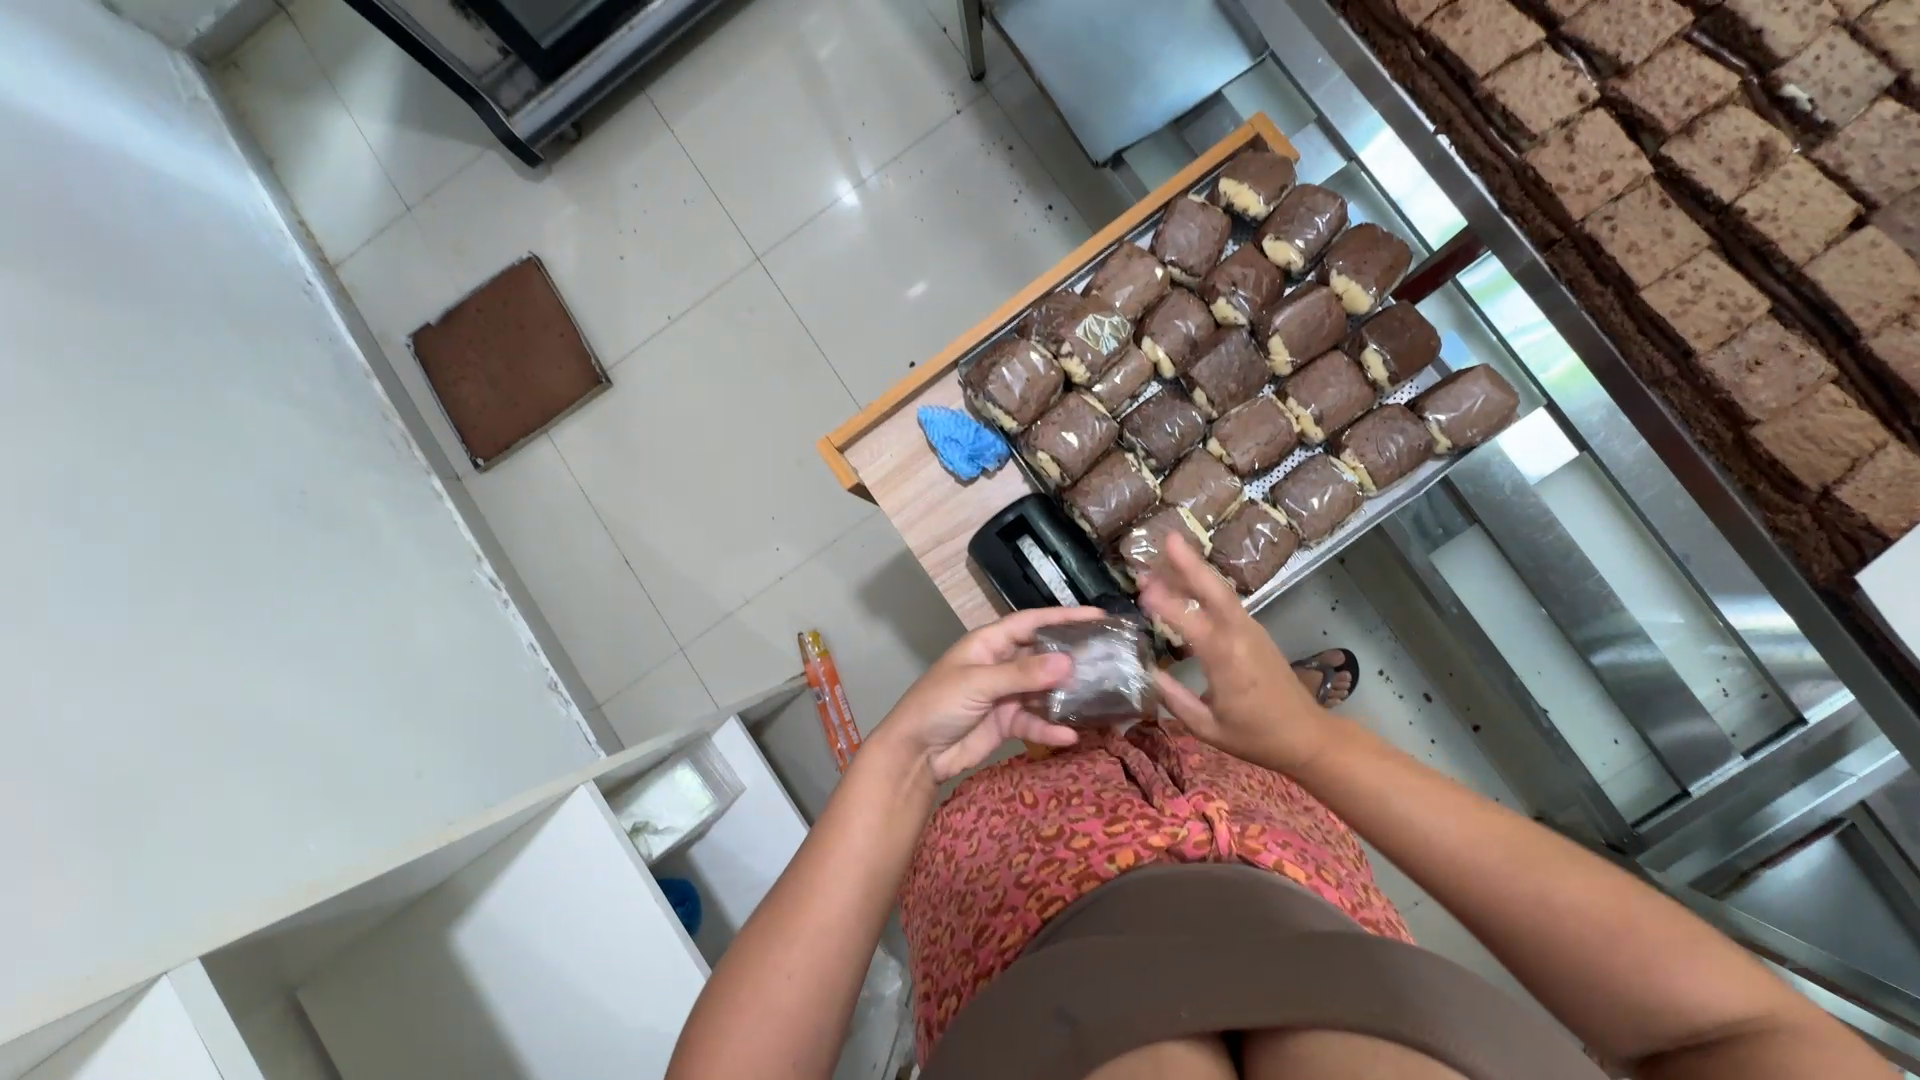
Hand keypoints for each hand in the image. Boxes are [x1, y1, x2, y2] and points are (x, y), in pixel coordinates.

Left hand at [876, 605, 1108, 782]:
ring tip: (1099, 697)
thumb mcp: (979, 683)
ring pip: (1044, 691)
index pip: (1031, 622)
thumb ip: (1023, 674)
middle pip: (1043, 656)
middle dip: (1072, 658)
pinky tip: (1070, 735)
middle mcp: (1000, 664)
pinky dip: (1050, 728)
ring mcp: (1005, 695)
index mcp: (989, 643)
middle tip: (1109, 658)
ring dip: (1067, 695)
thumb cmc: (938, 705)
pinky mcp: (1007, 724)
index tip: (1098, 617)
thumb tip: (1068, 662)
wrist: (915, 753)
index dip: (1063, 617)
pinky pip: (1035, 722)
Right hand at [1137, 534, 1337, 772]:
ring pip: (1221, 593)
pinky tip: (1186, 584)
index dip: (1168, 607)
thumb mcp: (1209, 729)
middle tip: (1168, 539)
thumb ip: (1175, 700)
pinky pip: (1227, 603)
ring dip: (1194, 572)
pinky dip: (1205, 588)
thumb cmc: (1257, 737)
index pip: (1194, 626)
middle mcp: (1241, 637)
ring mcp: (1251, 631)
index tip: (1143, 591)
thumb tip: (1147, 672)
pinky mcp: (1255, 632)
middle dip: (1191, 564)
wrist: (1308, 736)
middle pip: (1215, 592)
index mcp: (1229, 662)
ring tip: (1164, 556)